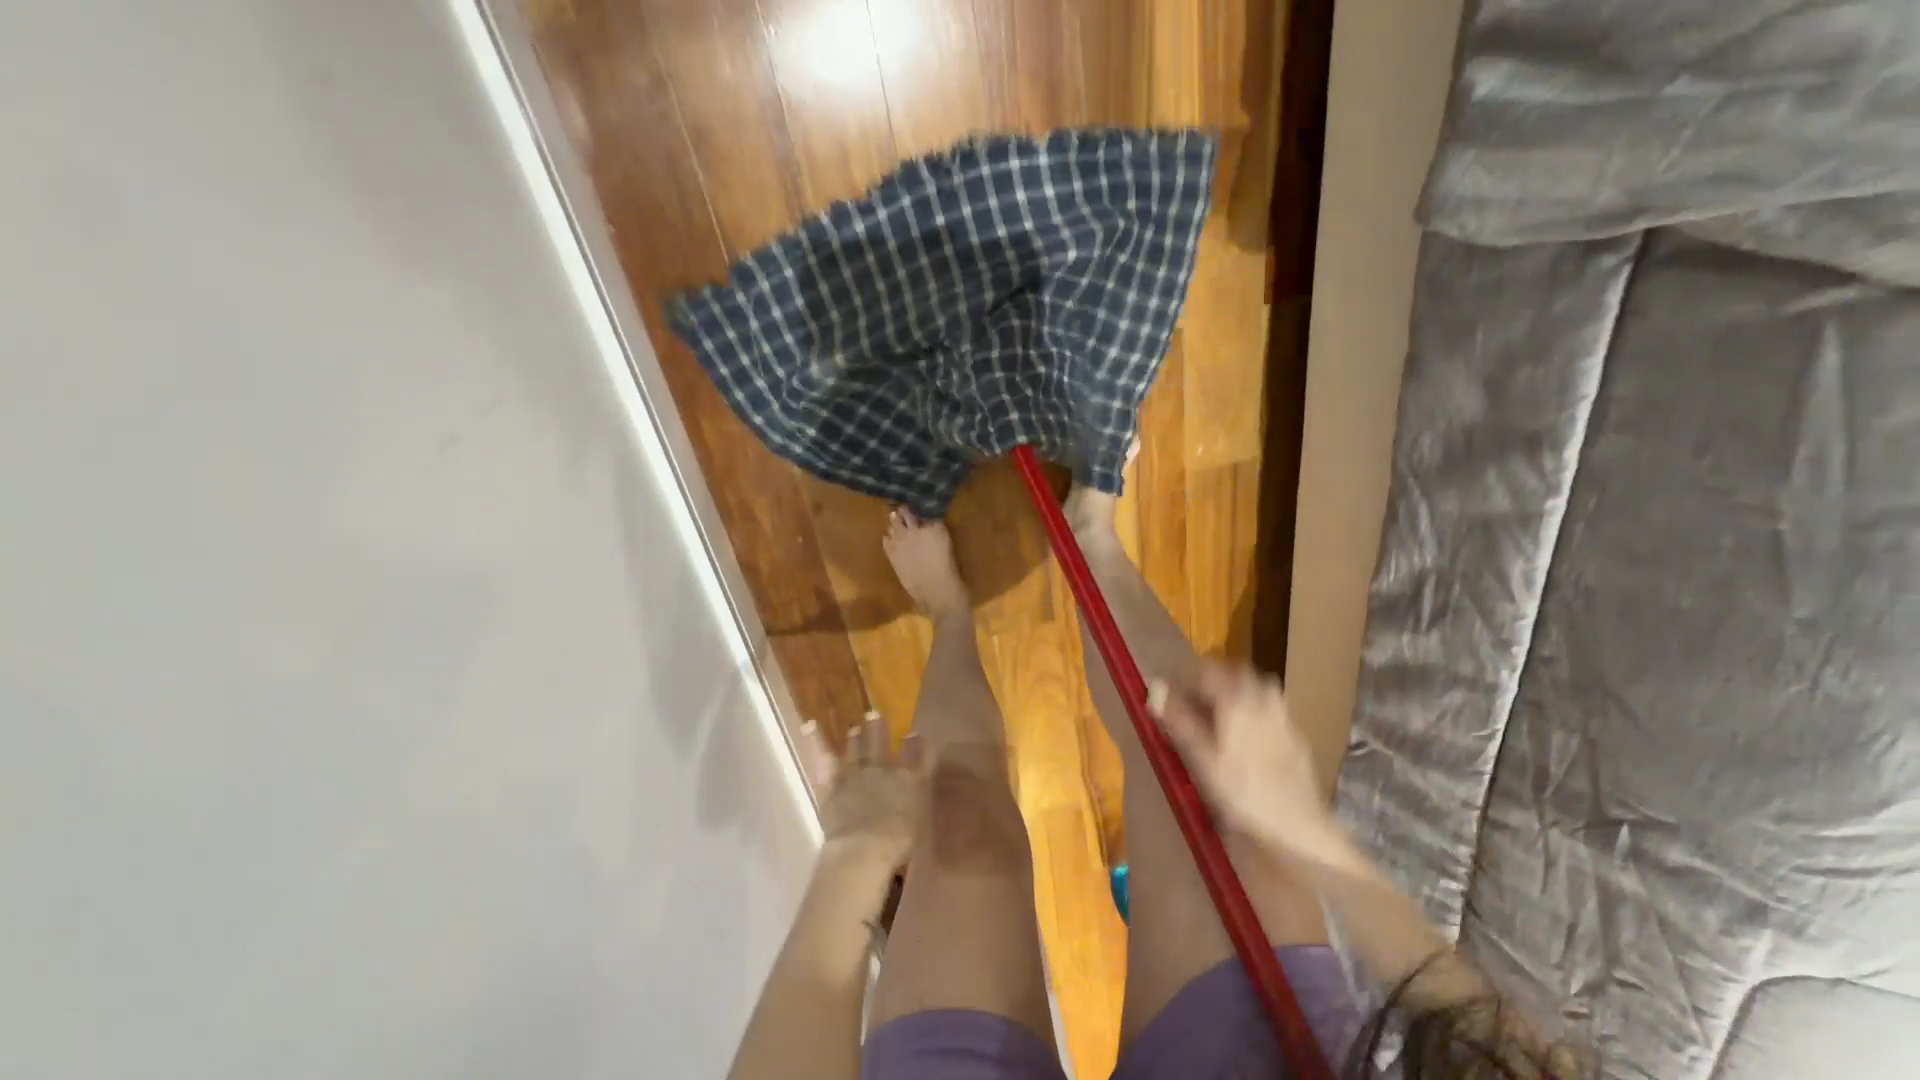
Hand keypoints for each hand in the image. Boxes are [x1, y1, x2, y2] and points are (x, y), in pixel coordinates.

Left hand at [815, 715, 932, 874]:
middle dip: (878, 730)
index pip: (917, 755)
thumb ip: (920, 801)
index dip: (916, 744)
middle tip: (874, 716)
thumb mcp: (922, 822)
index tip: (914, 734)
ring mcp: (856, 775)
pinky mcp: (833, 784)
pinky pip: (823, 759)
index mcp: (912, 781)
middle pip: (881, 744)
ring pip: (856, 749)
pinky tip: (809, 724)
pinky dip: (815, 741)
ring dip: (855, 739)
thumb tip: (918, 789)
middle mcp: (884, 771)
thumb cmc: (901, 844)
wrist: (866, 848)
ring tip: (854, 728)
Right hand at [1151, 662, 1347, 864]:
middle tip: (1191, 700)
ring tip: (1217, 713)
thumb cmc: (1243, 794)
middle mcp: (1262, 699)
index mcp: (1236, 700)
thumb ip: (1179, 721)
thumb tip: (1155, 688)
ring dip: (1235, 691)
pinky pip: (1271, 708)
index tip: (1168, 689)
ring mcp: (1283, 716)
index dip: (1184, 676)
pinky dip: (1253, 710)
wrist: (1299, 826)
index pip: (1205, 670)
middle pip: (1235, 673)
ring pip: (1256, 687)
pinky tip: (1246, 735)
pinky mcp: (1295, 736)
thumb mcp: (1202, 760)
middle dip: (1212, 680)